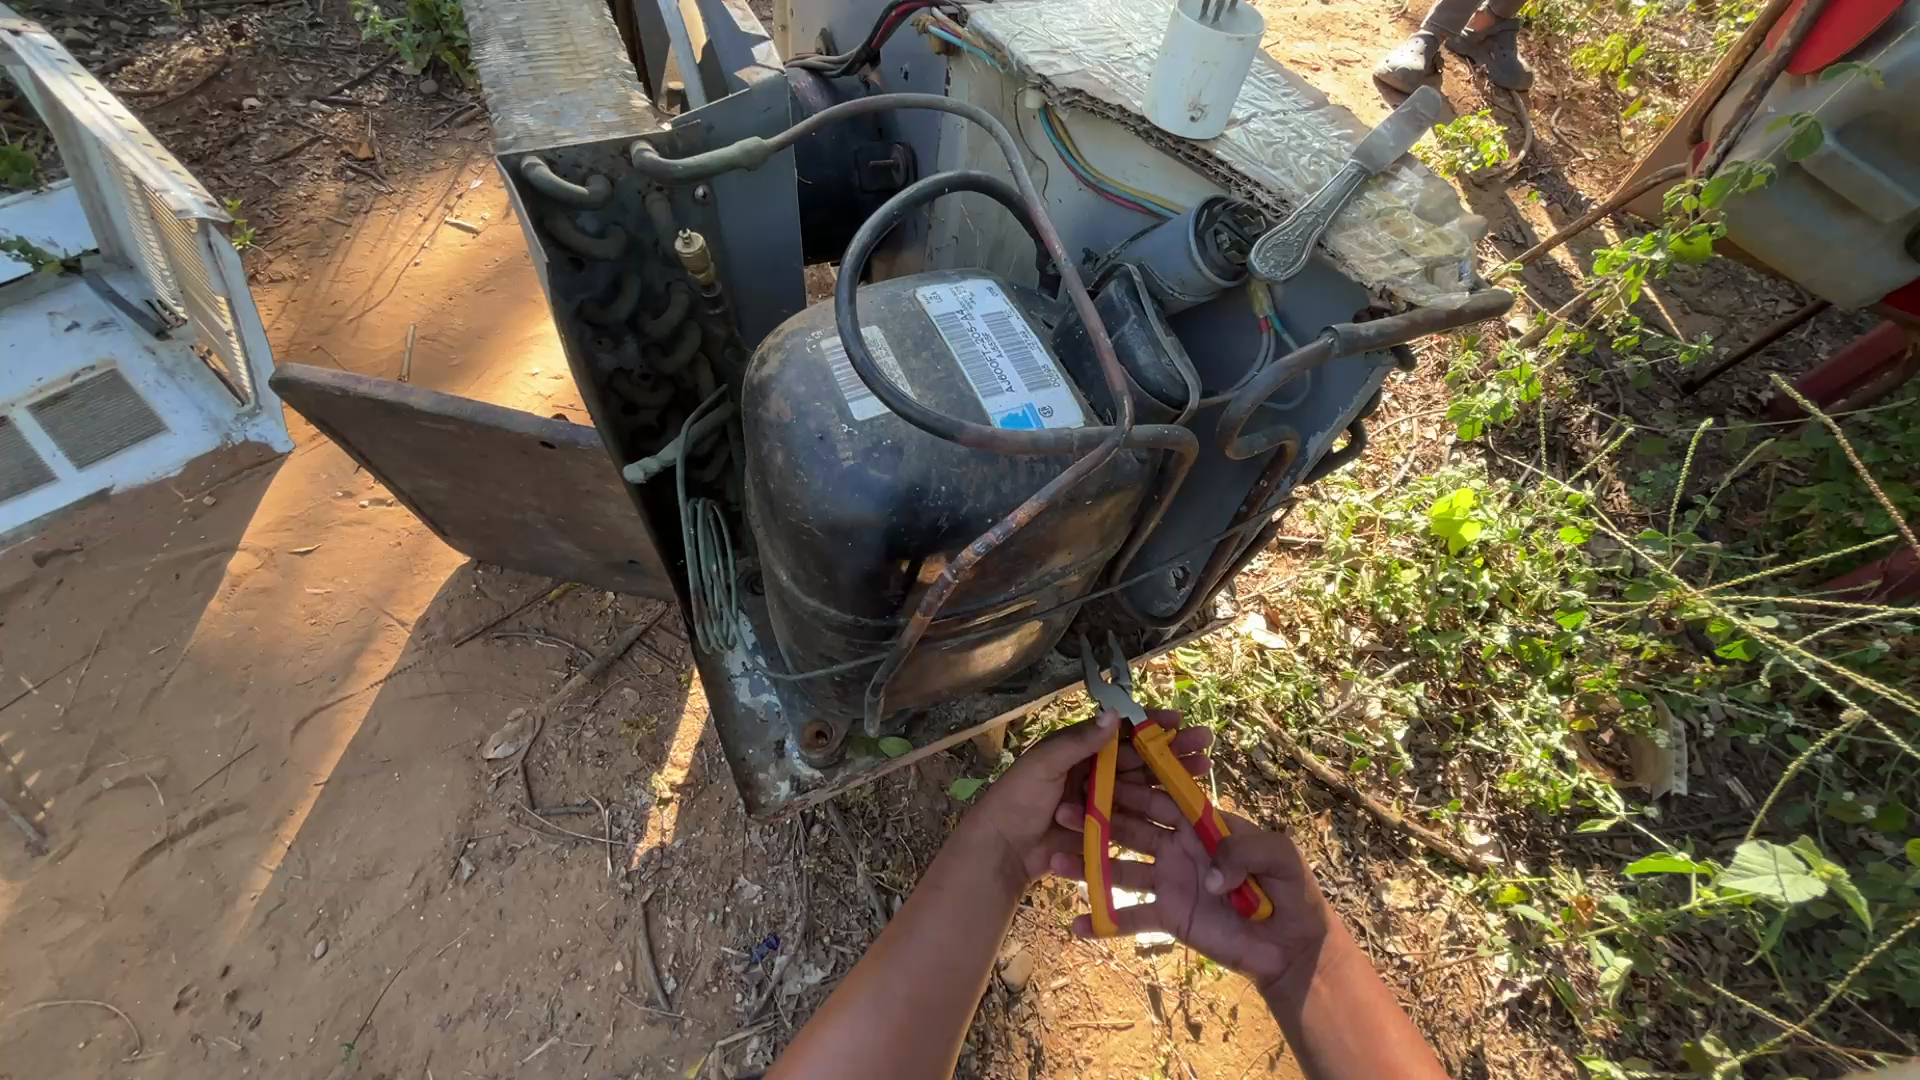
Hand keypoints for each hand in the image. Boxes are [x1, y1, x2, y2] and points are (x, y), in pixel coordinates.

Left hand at [967, 709, 1213, 887]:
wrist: (1002, 849)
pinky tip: (1188, 807)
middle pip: (1139, 758)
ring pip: (1144, 786)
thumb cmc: (1018, 798)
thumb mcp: (1045, 763)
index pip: (1120, 732)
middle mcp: (1094, 772)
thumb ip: (1079, 741)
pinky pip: (1137, 818)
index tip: (1179, 719)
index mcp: (1078, 749)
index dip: (1149, 725)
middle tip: (1205, 743)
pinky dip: (1160, 811)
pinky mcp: (1105, 831)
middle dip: (1172, 749)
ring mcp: (1101, 802)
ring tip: (1204, 770)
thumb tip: (1115, 714)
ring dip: (1173, 777)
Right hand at [1051, 778, 1339, 999]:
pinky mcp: (1167, 915)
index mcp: (1196, 821)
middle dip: (1095, 818)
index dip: (1129, 788)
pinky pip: (1129, 917)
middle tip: (1061, 812)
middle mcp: (1174, 845)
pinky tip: (1075, 925)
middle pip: (1128, 826)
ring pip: (1119, 867)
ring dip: (1087, 863)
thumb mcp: (1279, 856)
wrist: (1293, 945)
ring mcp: (1167, 880)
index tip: (1097, 778)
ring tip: (1053, 859)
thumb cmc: (1289, 889)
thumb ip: (1243, 849)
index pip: (1157, 796)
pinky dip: (1103, 921)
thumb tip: (1207, 872)